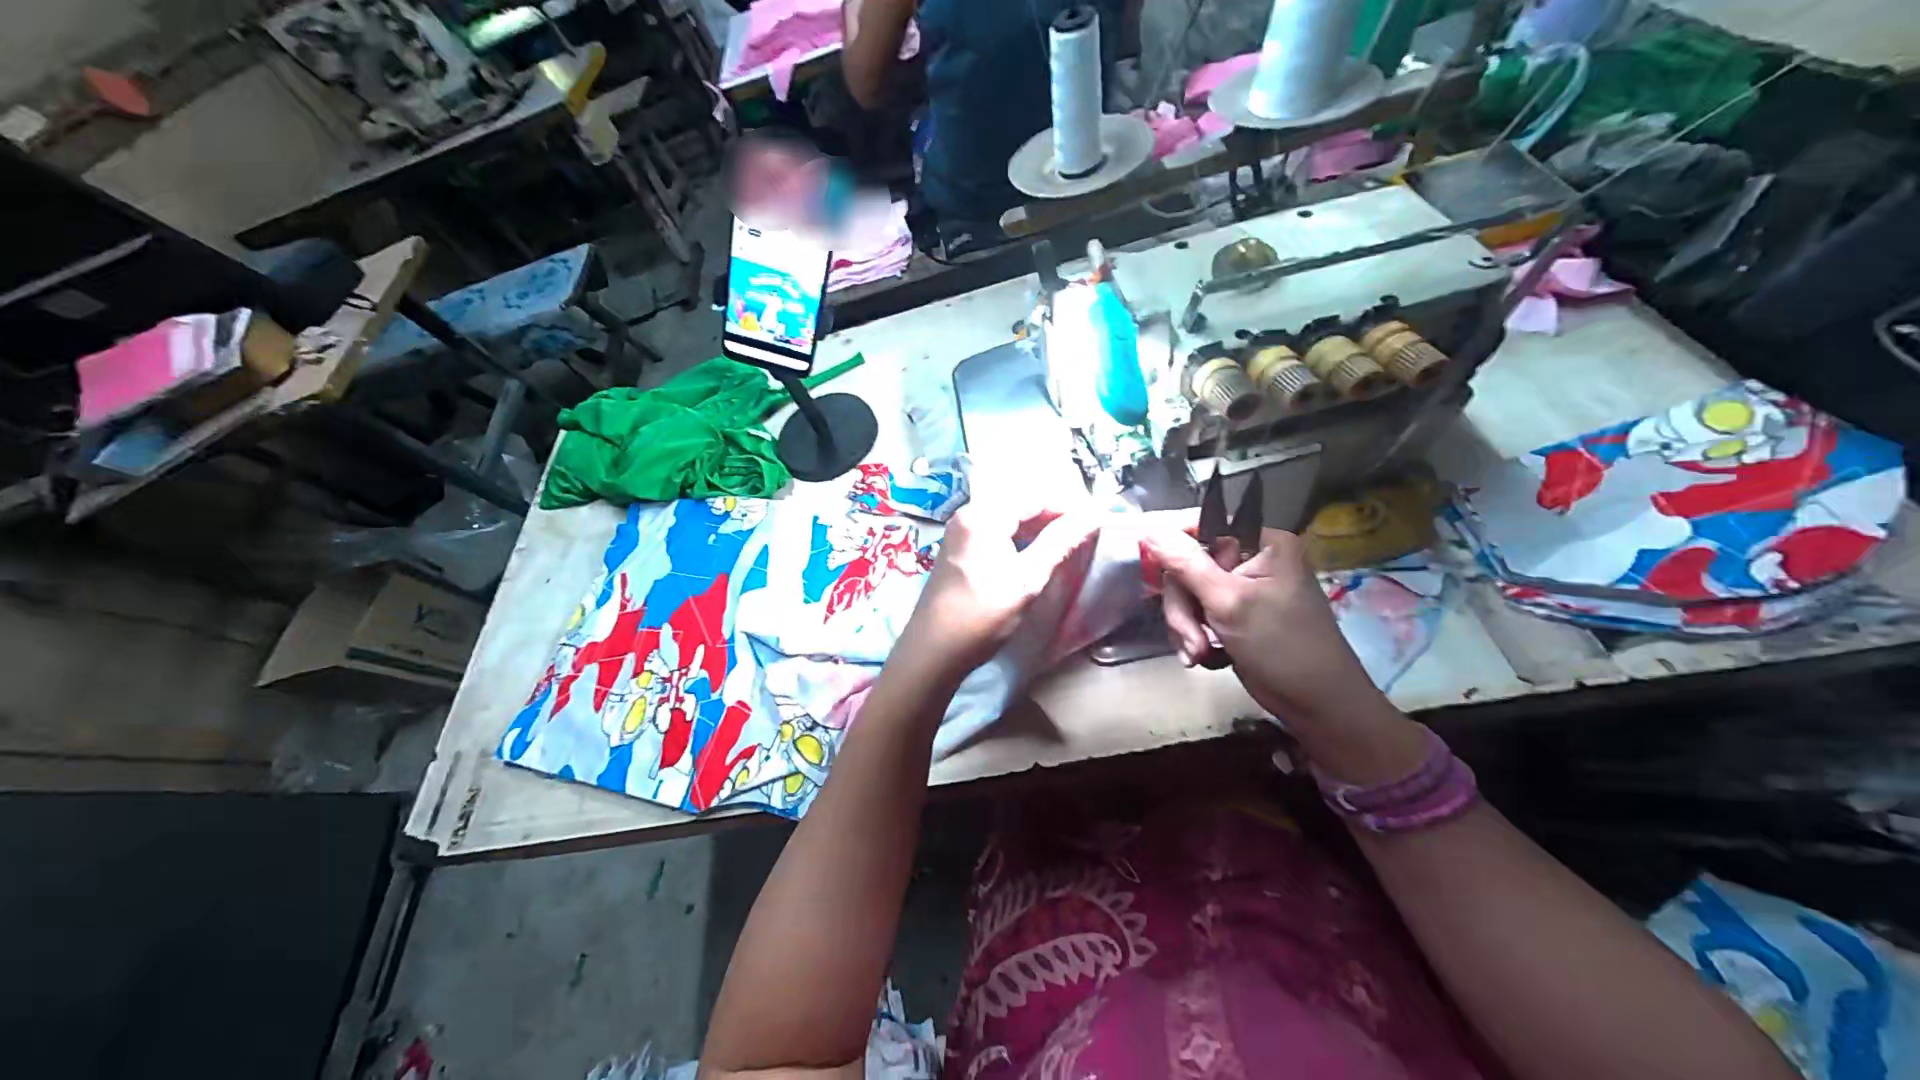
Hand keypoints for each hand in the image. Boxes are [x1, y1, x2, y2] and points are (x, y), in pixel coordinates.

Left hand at [892, 502, 1100, 682]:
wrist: (933, 652)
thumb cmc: (983, 614)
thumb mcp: (1028, 578)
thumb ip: (1060, 542)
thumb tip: (1093, 515)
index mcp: (982, 515)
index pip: (1035, 499)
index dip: (1068, 509)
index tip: (1095, 524)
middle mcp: (967, 516)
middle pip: (1019, 507)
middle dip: (1052, 519)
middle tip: (1083, 536)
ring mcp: (959, 534)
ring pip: (1007, 522)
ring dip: (1036, 531)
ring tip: (1064, 548)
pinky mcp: (957, 552)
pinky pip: (994, 535)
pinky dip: (1017, 542)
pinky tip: (1033, 558)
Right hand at [1139, 526, 1389, 727]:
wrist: (1317, 705)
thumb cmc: (1282, 647)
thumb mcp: (1229, 602)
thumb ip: (1187, 565)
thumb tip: (1150, 530)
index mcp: (1262, 543)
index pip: (1202, 527)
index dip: (1173, 549)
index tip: (1154, 574)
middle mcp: (1252, 560)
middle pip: (1189, 566)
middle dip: (1184, 607)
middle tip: (1192, 638)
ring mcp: (1242, 590)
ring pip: (1188, 594)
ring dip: (1186, 627)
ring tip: (1198, 654)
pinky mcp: (1234, 616)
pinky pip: (1197, 615)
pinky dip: (1196, 637)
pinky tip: (1205, 657)